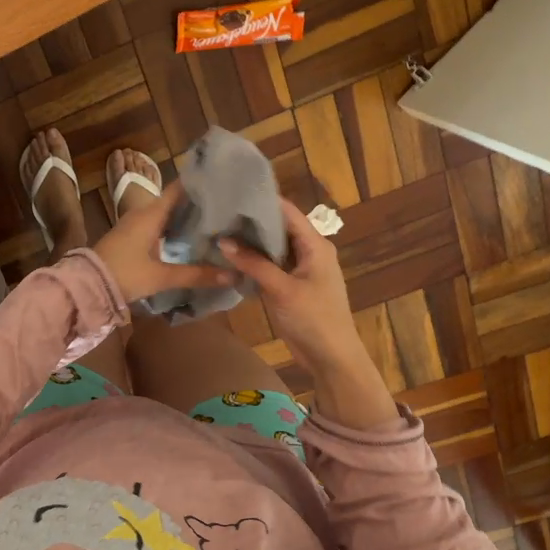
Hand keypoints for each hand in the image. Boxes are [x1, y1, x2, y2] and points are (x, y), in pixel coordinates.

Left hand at [91, 182, 236, 303]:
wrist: (85, 286)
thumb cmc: (123, 274)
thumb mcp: (161, 276)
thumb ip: (197, 275)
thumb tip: (233, 275)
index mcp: (151, 213)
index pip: (180, 188)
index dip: (202, 183)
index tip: (227, 182)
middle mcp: (143, 213)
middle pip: (176, 202)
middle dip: (200, 204)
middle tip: (230, 207)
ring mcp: (135, 225)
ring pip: (167, 215)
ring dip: (187, 218)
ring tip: (217, 223)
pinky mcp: (131, 238)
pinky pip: (158, 227)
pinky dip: (175, 230)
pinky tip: (190, 240)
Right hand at [217, 200, 362, 369]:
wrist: (331, 357)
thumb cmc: (314, 319)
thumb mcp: (282, 289)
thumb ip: (254, 264)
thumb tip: (223, 241)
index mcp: (315, 245)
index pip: (287, 212)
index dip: (263, 200)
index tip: (233, 193)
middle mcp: (308, 252)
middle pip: (278, 228)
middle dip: (251, 222)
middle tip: (218, 212)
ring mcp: (299, 270)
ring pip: (271, 249)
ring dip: (250, 243)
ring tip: (218, 230)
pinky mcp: (289, 286)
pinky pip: (269, 267)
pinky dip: (252, 263)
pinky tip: (228, 259)